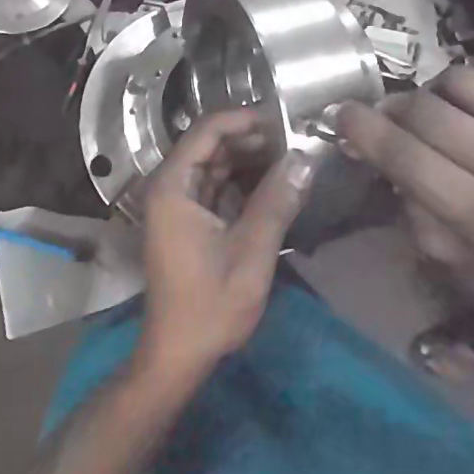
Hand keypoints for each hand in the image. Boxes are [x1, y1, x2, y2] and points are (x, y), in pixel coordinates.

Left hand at [136, 111, 314, 377]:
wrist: (178, 354)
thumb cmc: (210, 305)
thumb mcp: (250, 252)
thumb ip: (275, 202)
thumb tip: (304, 160)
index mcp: (173, 186)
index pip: (205, 131)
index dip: (241, 120)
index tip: (280, 118)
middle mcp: (169, 188)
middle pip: (209, 146)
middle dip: (249, 140)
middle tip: (293, 139)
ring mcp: (176, 205)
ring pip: (214, 167)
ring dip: (247, 161)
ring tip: (290, 157)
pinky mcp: (187, 222)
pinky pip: (215, 188)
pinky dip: (241, 184)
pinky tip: (273, 185)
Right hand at [339, 68, 473, 313]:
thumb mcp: (464, 265)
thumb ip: (414, 209)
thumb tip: (375, 151)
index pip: (416, 163)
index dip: (368, 133)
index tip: (342, 115)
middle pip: (432, 113)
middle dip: (395, 109)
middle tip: (384, 115)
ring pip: (461, 82)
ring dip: (432, 95)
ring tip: (433, 114)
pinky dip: (472, 96)